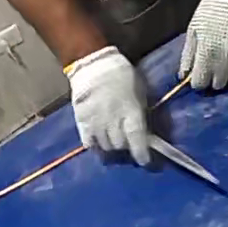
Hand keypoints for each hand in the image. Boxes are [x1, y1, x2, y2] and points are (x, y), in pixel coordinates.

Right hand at [65, 46, 151, 163]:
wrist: (93, 65)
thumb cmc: (121, 76)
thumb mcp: (139, 91)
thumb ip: (140, 113)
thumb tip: (145, 132)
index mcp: (130, 111)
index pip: (137, 138)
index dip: (141, 153)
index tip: (144, 161)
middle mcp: (113, 121)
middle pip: (120, 145)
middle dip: (126, 147)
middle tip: (129, 142)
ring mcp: (96, 124)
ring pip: (106, 146)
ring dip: (112, 146)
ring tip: (114, 139)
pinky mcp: (82, 123)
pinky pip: (89, 143)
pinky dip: (96, 145)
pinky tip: (99, 140)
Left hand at [179, 0, 227, 90]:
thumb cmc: (213, 8)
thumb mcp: (194, 30)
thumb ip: (188, 55)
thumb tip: (183, 76)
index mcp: (206, 56)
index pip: (199, 84)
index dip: (199, 80)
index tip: (201, 73)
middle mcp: (224, 62)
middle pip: (217, 85)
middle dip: (214, 78)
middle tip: (216, 66)